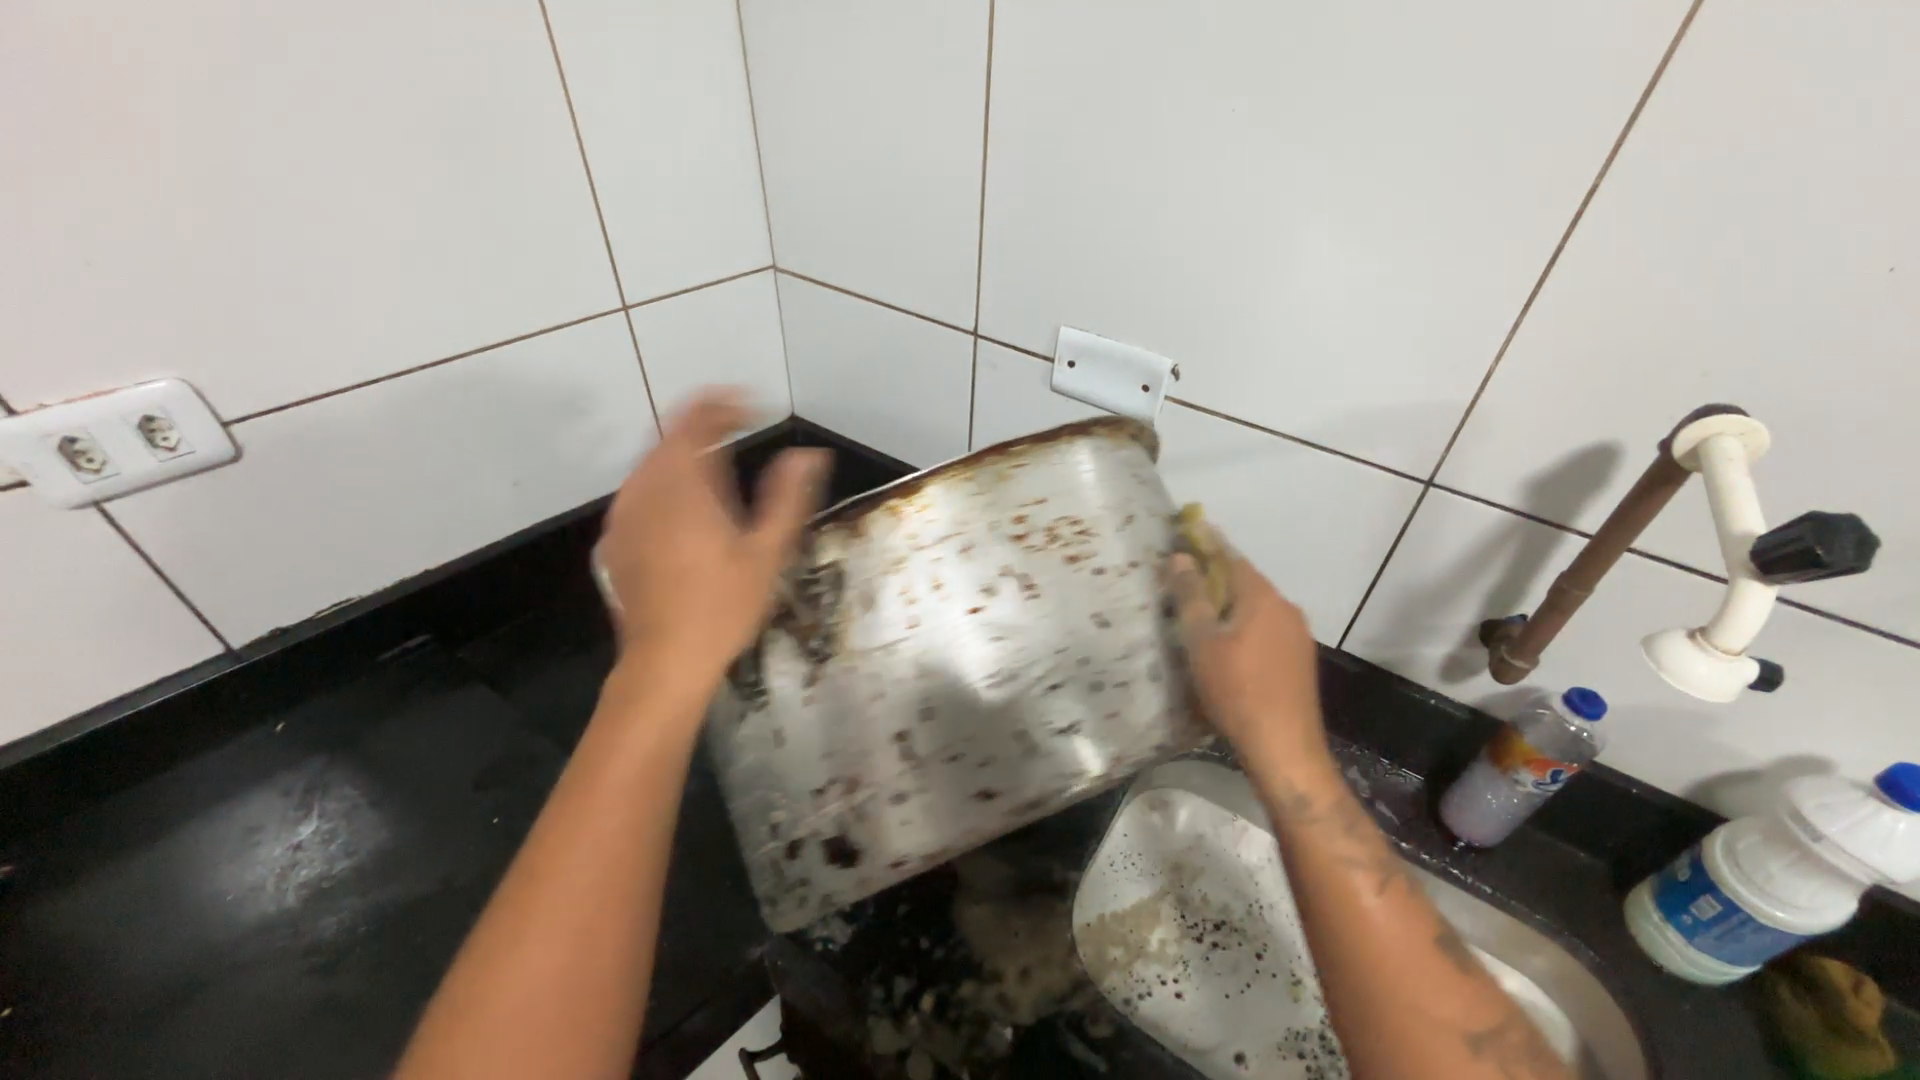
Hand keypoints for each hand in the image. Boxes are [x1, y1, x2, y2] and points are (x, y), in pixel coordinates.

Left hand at [595, 390, 830, 687]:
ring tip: (716, 463)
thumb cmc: (724, 605)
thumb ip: (788, 496)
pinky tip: (685, 506)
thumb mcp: (769, 551)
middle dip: (704, 425)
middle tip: (739, 431)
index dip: (725, 403)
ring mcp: (625, 512)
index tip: (754, 407)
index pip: (697, 418)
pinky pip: (639, 490)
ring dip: (682, 453)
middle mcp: (647, 487)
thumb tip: (810, 455)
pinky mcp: (615, 536)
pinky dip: (663, 481)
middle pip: (670, 435)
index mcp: (686, 483)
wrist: (666, 659)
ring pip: (651, 461)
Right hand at [1166, 545, 1332, 776]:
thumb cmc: (1236, 689)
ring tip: (1199, 609)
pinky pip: (1265, 629)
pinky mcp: (1298, 661)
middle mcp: (1285, 608)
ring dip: (1229, 603)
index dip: (1207, 541)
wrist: (1284, 748)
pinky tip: (1226, 643)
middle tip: (1184, 572)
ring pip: (1256, 607)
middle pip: (1245, 581)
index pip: (1230, 556)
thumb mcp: (1201, 641)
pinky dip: (1242, 625)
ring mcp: (1297, 635)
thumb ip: (1191, 596)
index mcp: (1262, 597)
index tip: (1188, 526)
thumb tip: (1180, 558)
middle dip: (1216, 574)